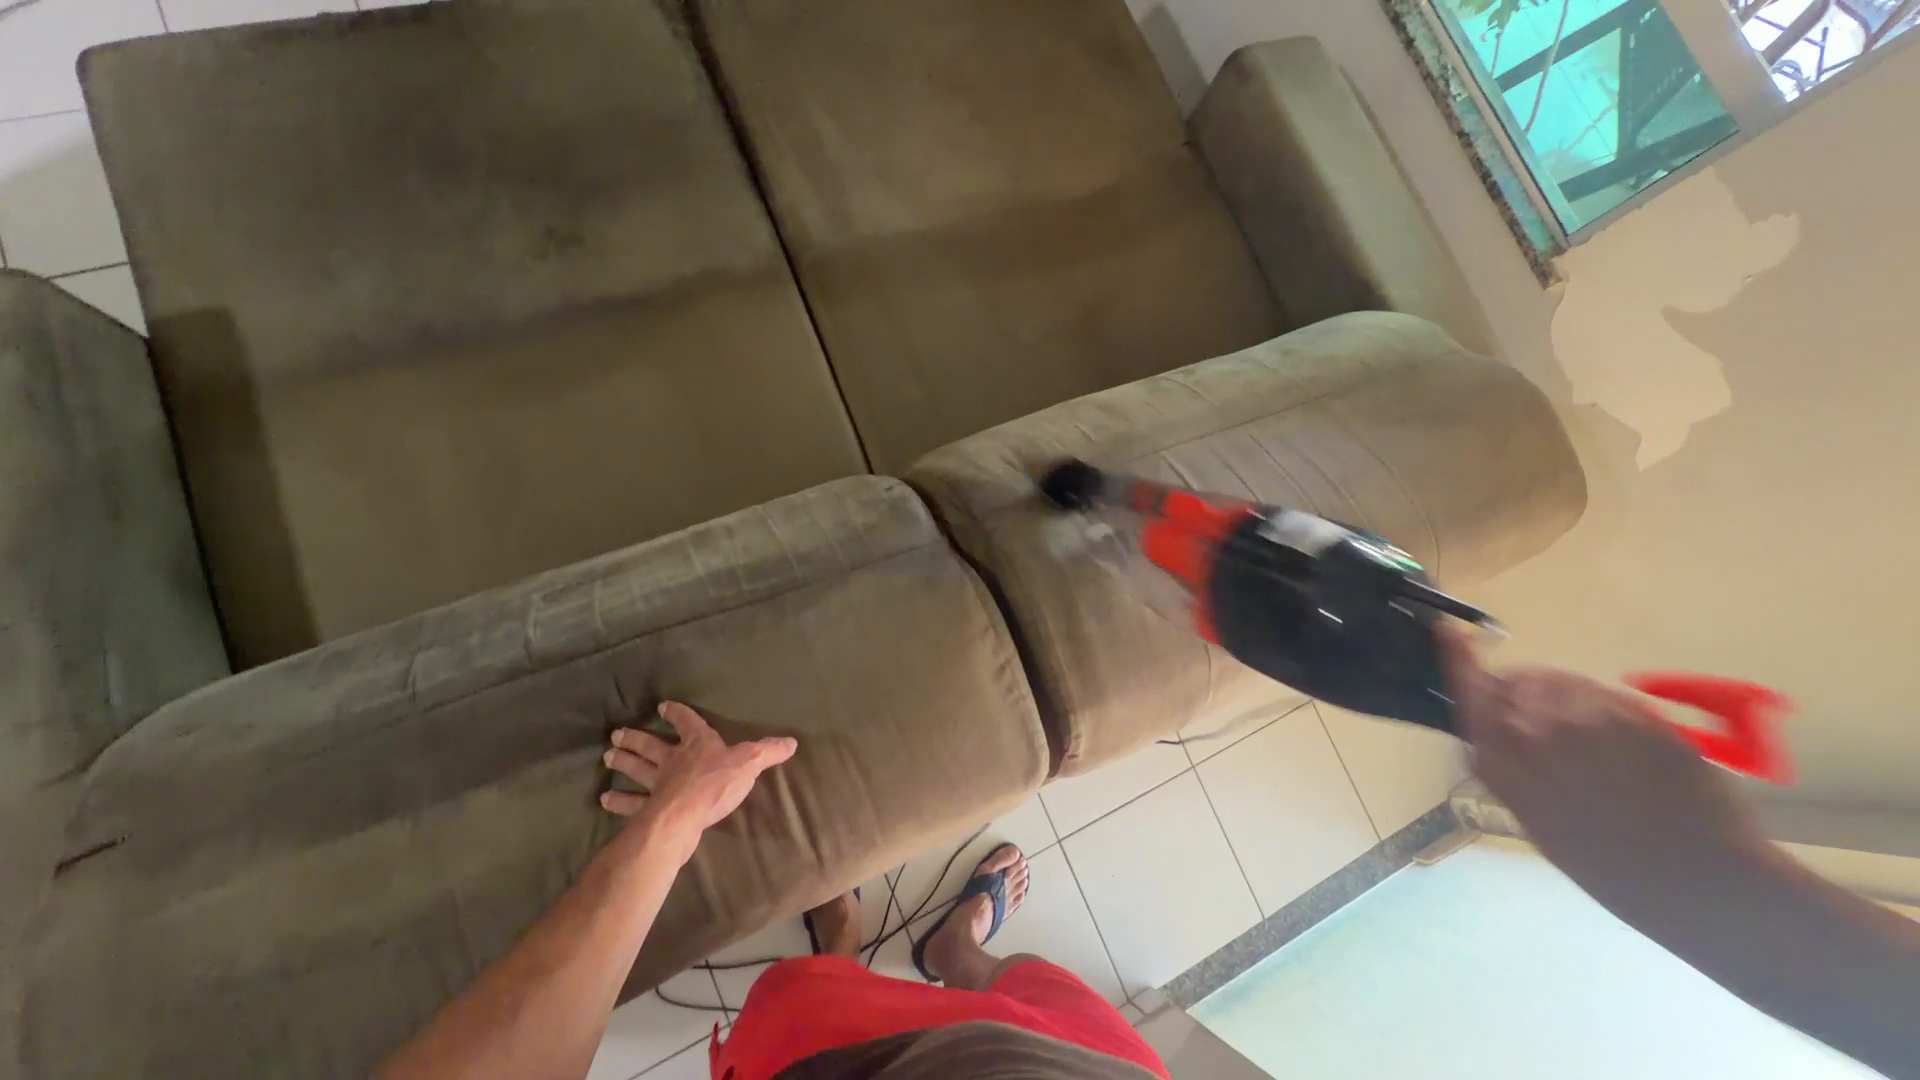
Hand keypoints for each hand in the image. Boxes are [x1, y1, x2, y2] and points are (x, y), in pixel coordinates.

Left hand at [601, 702, 797, 859]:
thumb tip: (792, 742)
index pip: (687, 722)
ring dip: (623, 762)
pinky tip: (605, 799)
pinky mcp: (648, 809)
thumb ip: (769, 751)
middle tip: (617, 734)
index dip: (677, 714)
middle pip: (651, 745)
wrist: (683, 817)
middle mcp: (672, 760)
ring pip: (637, 769)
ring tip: (607, 756)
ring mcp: (656, 784)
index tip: (663, 706)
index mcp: (697, 744)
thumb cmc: (716, 784)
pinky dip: (619, 801)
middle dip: (636, 738)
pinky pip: (631, 803)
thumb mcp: (750, 763)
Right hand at [1441, 631, 1769, 914]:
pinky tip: (1615, 741)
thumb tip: (1490, 733)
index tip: (1450, 632)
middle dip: (1517, 694)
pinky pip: (1602, 693)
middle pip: (1517, 682)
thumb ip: (1506, 770)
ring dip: (1557, 696)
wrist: (1706, 882)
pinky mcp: (1643, 714)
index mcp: (1509, 762)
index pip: (1473, 693)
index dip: (1459, 660)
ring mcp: (1596, 717)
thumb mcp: (1537, 824)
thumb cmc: (1611, 868)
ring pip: (1560, 682)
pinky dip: (1596, 705)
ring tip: (1579, 735)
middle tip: (1536, 726)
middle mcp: (1545, 729)